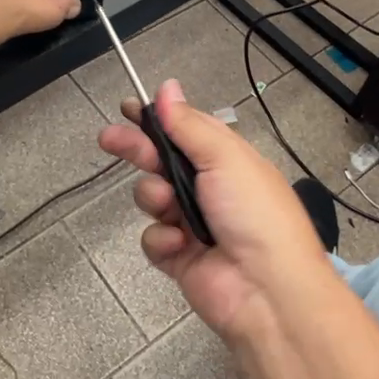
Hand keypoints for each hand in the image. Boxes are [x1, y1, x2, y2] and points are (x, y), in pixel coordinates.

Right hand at [98, 80, 334, 344]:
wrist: (267, 291)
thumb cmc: (254, 213)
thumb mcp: (225, 157)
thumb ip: (189, 125)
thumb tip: (168, 88)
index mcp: (226, 158)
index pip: (186, 129)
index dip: (158, 117)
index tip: (128, 107)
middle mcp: (209, 187)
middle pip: (162, 159)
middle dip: (137, 148)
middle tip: (110, 139)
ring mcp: (192, 222)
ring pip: (152, 196)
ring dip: (154, 195)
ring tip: (166, 203)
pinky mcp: (179, 256)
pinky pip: (153, 238)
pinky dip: (161, 239)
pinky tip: (178, 243)